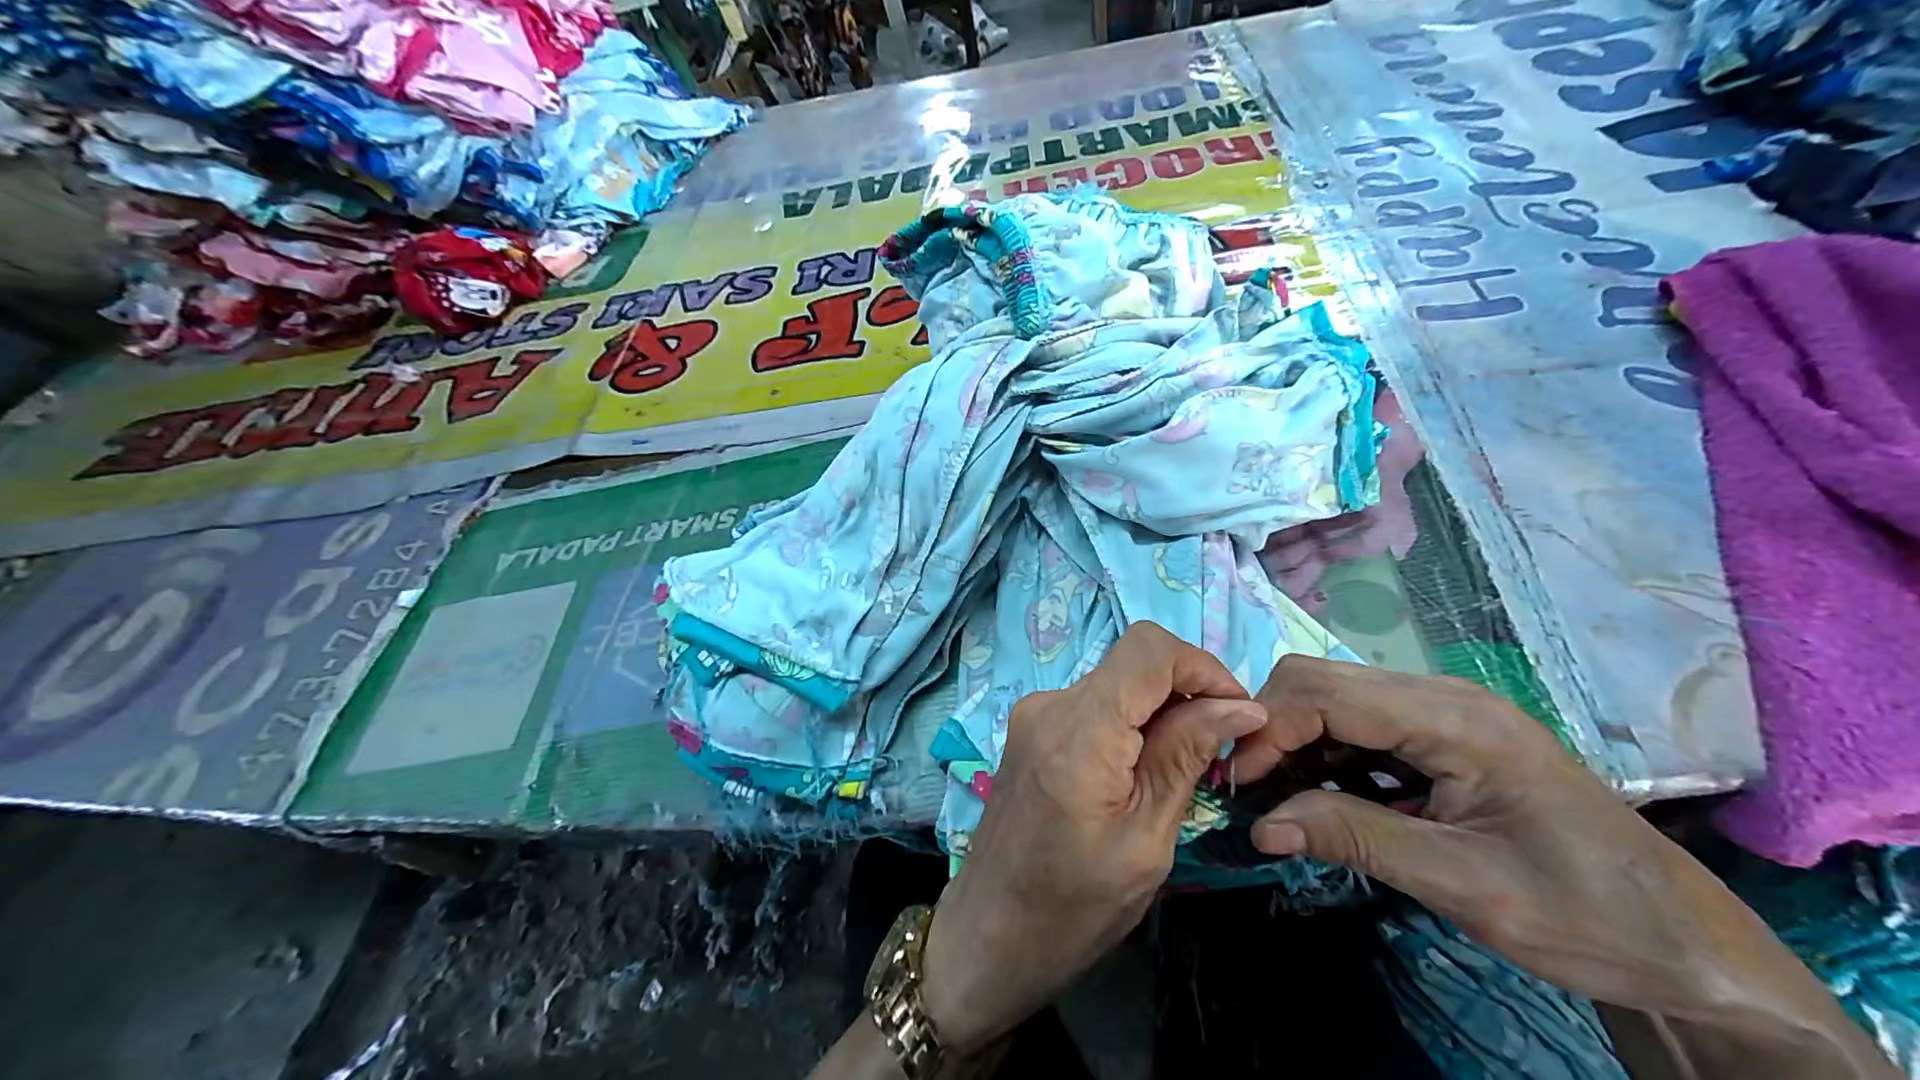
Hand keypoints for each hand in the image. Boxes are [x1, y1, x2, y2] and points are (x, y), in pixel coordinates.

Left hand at [918, 621, 1264, 1053]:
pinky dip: (1131, 721)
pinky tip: (1145, 768)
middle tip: (1223, 746)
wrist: (991, 932)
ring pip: (1117, 681)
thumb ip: (1185, 757)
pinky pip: (1095, 703)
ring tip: (1186, 765)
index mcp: (1078, 731)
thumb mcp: (1146, 840)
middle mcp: (1050, 705)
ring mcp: (1035, 713)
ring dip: (1161, 708)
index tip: (1240, 713)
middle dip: (1189, 690)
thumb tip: (1241, 706)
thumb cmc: (1073, 907)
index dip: (1204, 667)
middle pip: (1134, 661)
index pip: (1149, 650)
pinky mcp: (1032, 729)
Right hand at [1229, 655, 1894, 1077]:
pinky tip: (1325, 795)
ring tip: (1282, 798)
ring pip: (1331, 695)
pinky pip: (1357, 722)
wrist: (1685, 944)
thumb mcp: (1464, 884)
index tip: (1238, 785)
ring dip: (1293, 739)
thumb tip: (1261, 826)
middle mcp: (1443, 696)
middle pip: (1319, 679)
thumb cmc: (1586, 915)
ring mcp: (1442, 710)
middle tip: (1252, 790)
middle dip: (1270, 726)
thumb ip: (1355, 839)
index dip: (1267, 730)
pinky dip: (1323, 752)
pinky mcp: (1440, 732)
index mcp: (1457, 720)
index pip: (1326, 693)